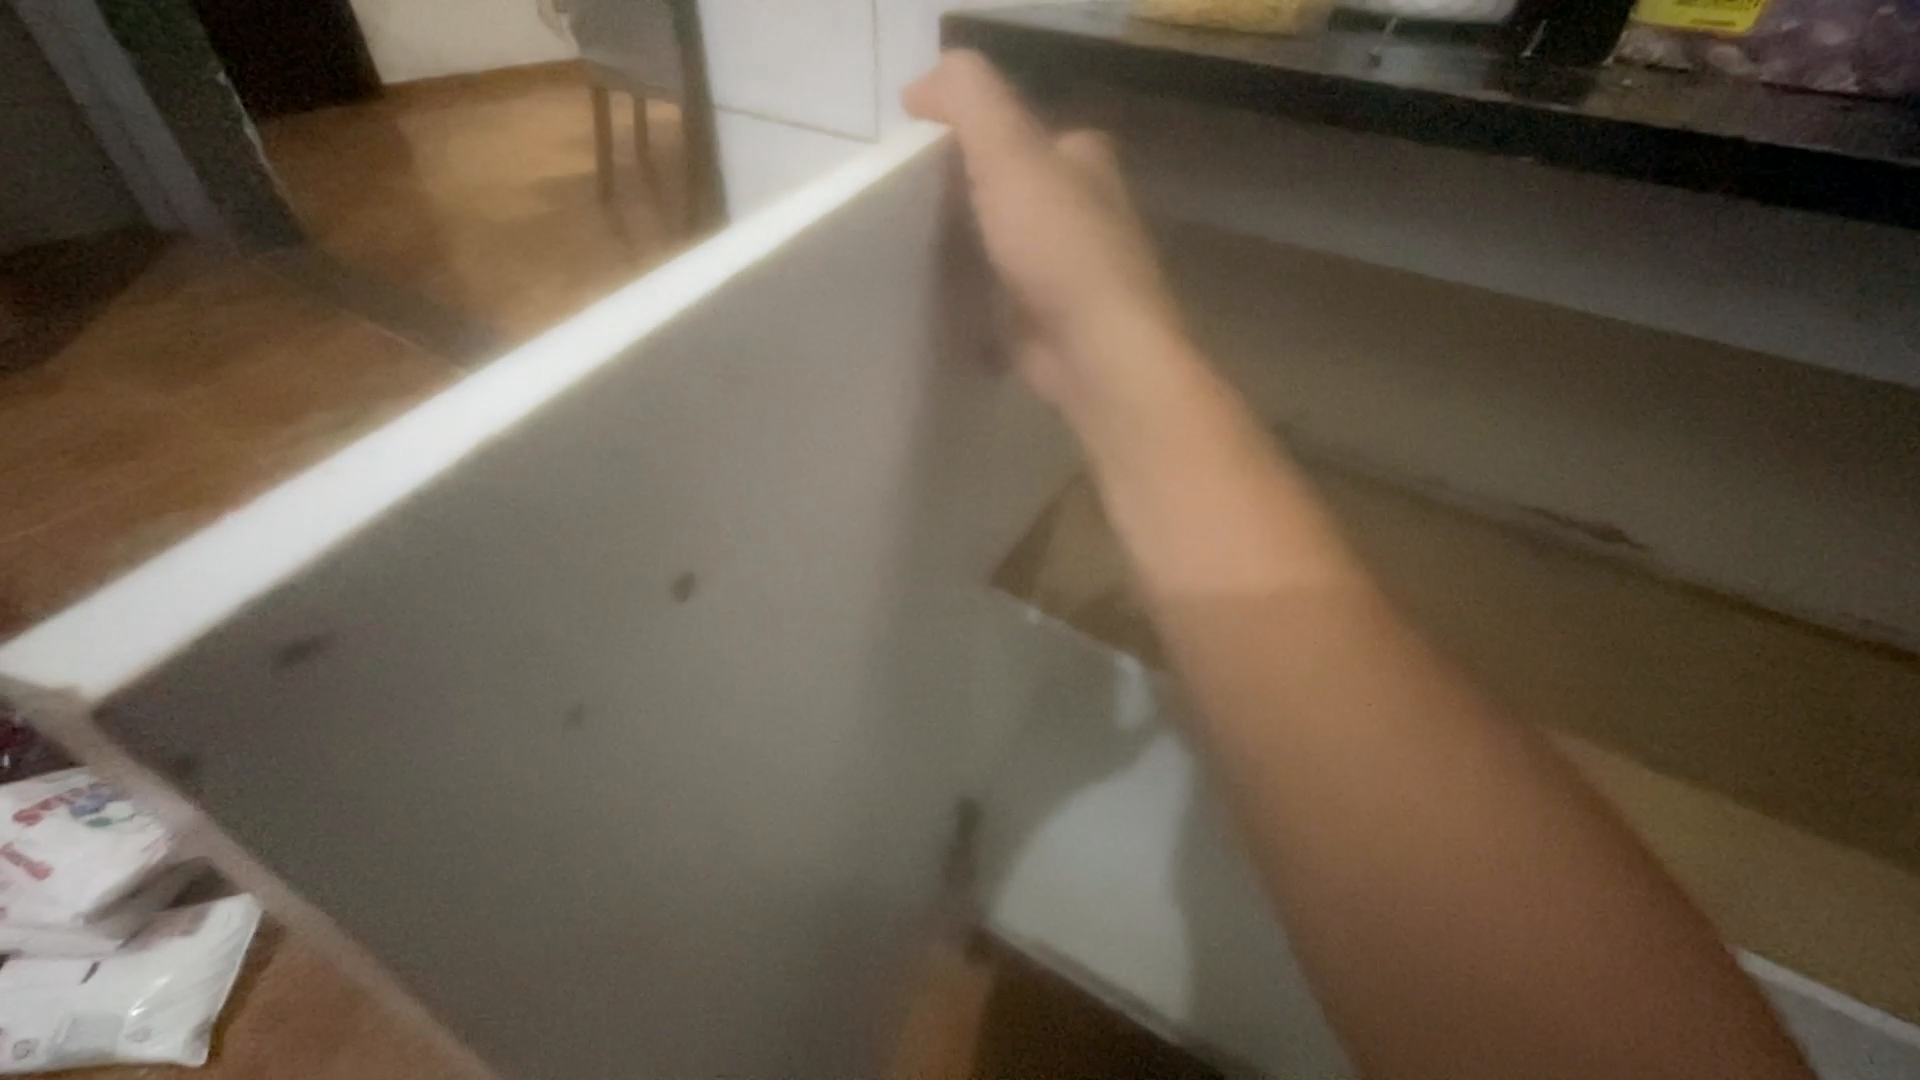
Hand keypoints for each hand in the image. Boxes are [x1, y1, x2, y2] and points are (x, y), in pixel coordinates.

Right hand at [904, 51, 1185, 413]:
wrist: (1094, 352)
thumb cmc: (1057, 247)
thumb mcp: (1009, 150)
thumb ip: (968, 98)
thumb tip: (922, 85)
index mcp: (1082, 161)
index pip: (1018, 132)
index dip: (967, 137)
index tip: (914, 159)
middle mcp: (1083, 213)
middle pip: (1007, 194)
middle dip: (960, 201)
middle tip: (903, 213)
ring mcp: (1069, 274)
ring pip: (1002, 250)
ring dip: (964, 256)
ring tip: (910, 260)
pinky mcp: (1051, 324)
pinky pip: (1000, 305)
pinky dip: (973, 308)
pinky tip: (940, 311)